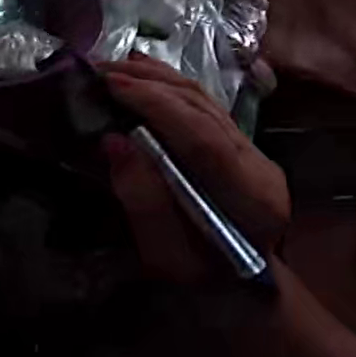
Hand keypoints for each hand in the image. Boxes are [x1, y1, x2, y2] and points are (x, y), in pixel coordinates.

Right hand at [100, 56, 288, 284]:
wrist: (242, 292)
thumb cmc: (200, 281)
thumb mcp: (165, 256)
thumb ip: (143, 201)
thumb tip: (114, 141)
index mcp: (248, 196)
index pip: (202, 136)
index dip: (155, 104)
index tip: (109, 84)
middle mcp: (258, 163)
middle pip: (203, 107)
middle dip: (148, 82)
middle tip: (97, 69)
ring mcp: (253, 150)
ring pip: (204, 98)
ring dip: (156, 76)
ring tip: (111, 64)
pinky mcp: (240, 143)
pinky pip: (202, 102)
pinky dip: (168, 82)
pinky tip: (141, 70)